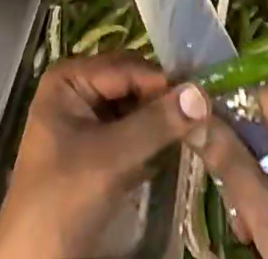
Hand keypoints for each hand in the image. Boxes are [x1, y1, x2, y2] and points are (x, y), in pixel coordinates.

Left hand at [0, 54, 207, 258]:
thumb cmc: (62, 201)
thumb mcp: (110, 159)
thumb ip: (155, 124)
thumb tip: (201, 93)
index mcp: (70, 77)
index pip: (129, 68)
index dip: (164, 84)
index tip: (204, 102)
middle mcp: (79, 88)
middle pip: (134, 84)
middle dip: (164, 102)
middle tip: (204, 119)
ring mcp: (89, 118)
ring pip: (139, 108)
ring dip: (163, 123)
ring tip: (195, 135)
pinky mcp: (101, 147)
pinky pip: (136, 131)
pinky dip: (154, 142)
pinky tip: (170, 153)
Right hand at [193, 85, 267, 258]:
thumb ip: (233, 168)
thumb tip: (194, 116)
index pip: (259, 93)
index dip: (224, 109)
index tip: (196, 137)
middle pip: (266, 121)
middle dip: (239, 156)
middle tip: (227, 201)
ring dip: (254, 181)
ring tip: (246, 228)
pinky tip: (266, 232)